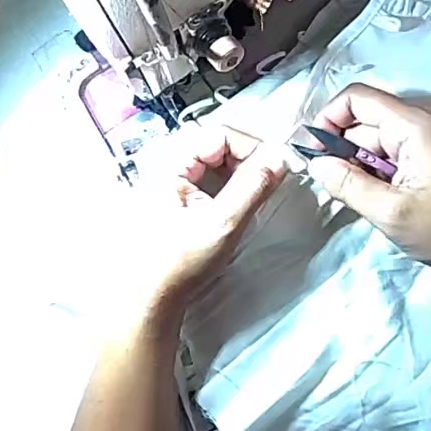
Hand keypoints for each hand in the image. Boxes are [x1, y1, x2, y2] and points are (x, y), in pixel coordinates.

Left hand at [104, 126, 286, 335]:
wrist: (150, 296)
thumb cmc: (178, 263)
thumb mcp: (223, 223)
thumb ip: (252, 187)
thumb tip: (279, 158)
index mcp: (169, 164)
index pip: (218, 133)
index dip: (251, 147)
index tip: (274, 169)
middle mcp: (166, 164)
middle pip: (216, 143)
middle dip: (247, 159)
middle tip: (268, 183)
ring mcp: (169, 180)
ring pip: (214, 159)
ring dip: (240, 172)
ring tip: (254, 196)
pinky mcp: (175, 197)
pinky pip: (208, 177)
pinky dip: (229, 185)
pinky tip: (237, 206)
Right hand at [303, 84, 430, 305]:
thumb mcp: (392, 214)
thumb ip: (345, 183)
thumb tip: (312, 161)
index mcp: (416, 126)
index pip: (355, 98)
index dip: (326, 120)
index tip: (312, 155)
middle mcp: (426, 123)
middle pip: (364, 121)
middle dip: (339, 149)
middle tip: (330, 187)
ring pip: (378, 141)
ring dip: (359, 165)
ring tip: (360, 201)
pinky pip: (396, 155)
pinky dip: (379, 173)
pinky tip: (382, 201)